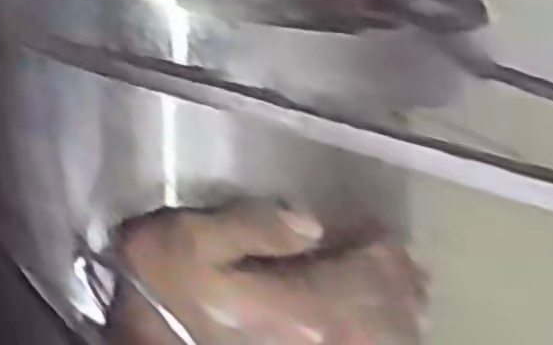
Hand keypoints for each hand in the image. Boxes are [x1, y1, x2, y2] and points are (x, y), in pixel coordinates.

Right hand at [111, 202, 427, 344]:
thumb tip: (309, 220)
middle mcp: (331, 344)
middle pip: (386, 317)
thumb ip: (247, 225)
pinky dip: (379, 339)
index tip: (384, 232)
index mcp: (304, 306)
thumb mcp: (187, 236)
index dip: (381, 253)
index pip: (364, 278)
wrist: (150, 340)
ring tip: (397, 293)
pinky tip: (368, 329)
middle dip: (397, 286)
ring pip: (386, 344)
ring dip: (397, 316)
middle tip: (403, 262)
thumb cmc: (163, 282)